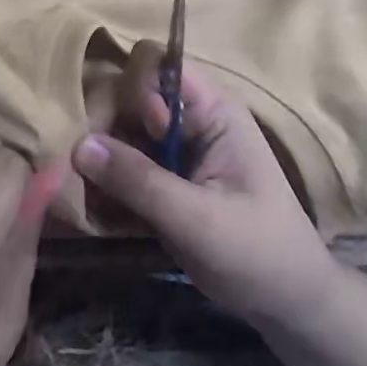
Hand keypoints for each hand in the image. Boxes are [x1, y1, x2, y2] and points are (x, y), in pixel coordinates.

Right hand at [73, 41, 341, 323]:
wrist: (287, 303)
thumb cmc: (257, 253)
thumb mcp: (199, 221)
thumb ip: (140, 181)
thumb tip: (79, 145)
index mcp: (213, 109)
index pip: (162, 62)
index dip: (143, 86)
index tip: (149, 132)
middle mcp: (191, 117)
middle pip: (134, 90)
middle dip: (112, 120)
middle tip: (104, 167)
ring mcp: (176, 145)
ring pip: (123, 124)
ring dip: (104, 151)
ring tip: (94, 189)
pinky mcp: (164, 173)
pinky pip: (125, 156)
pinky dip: (108, 172)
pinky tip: (99, 201)